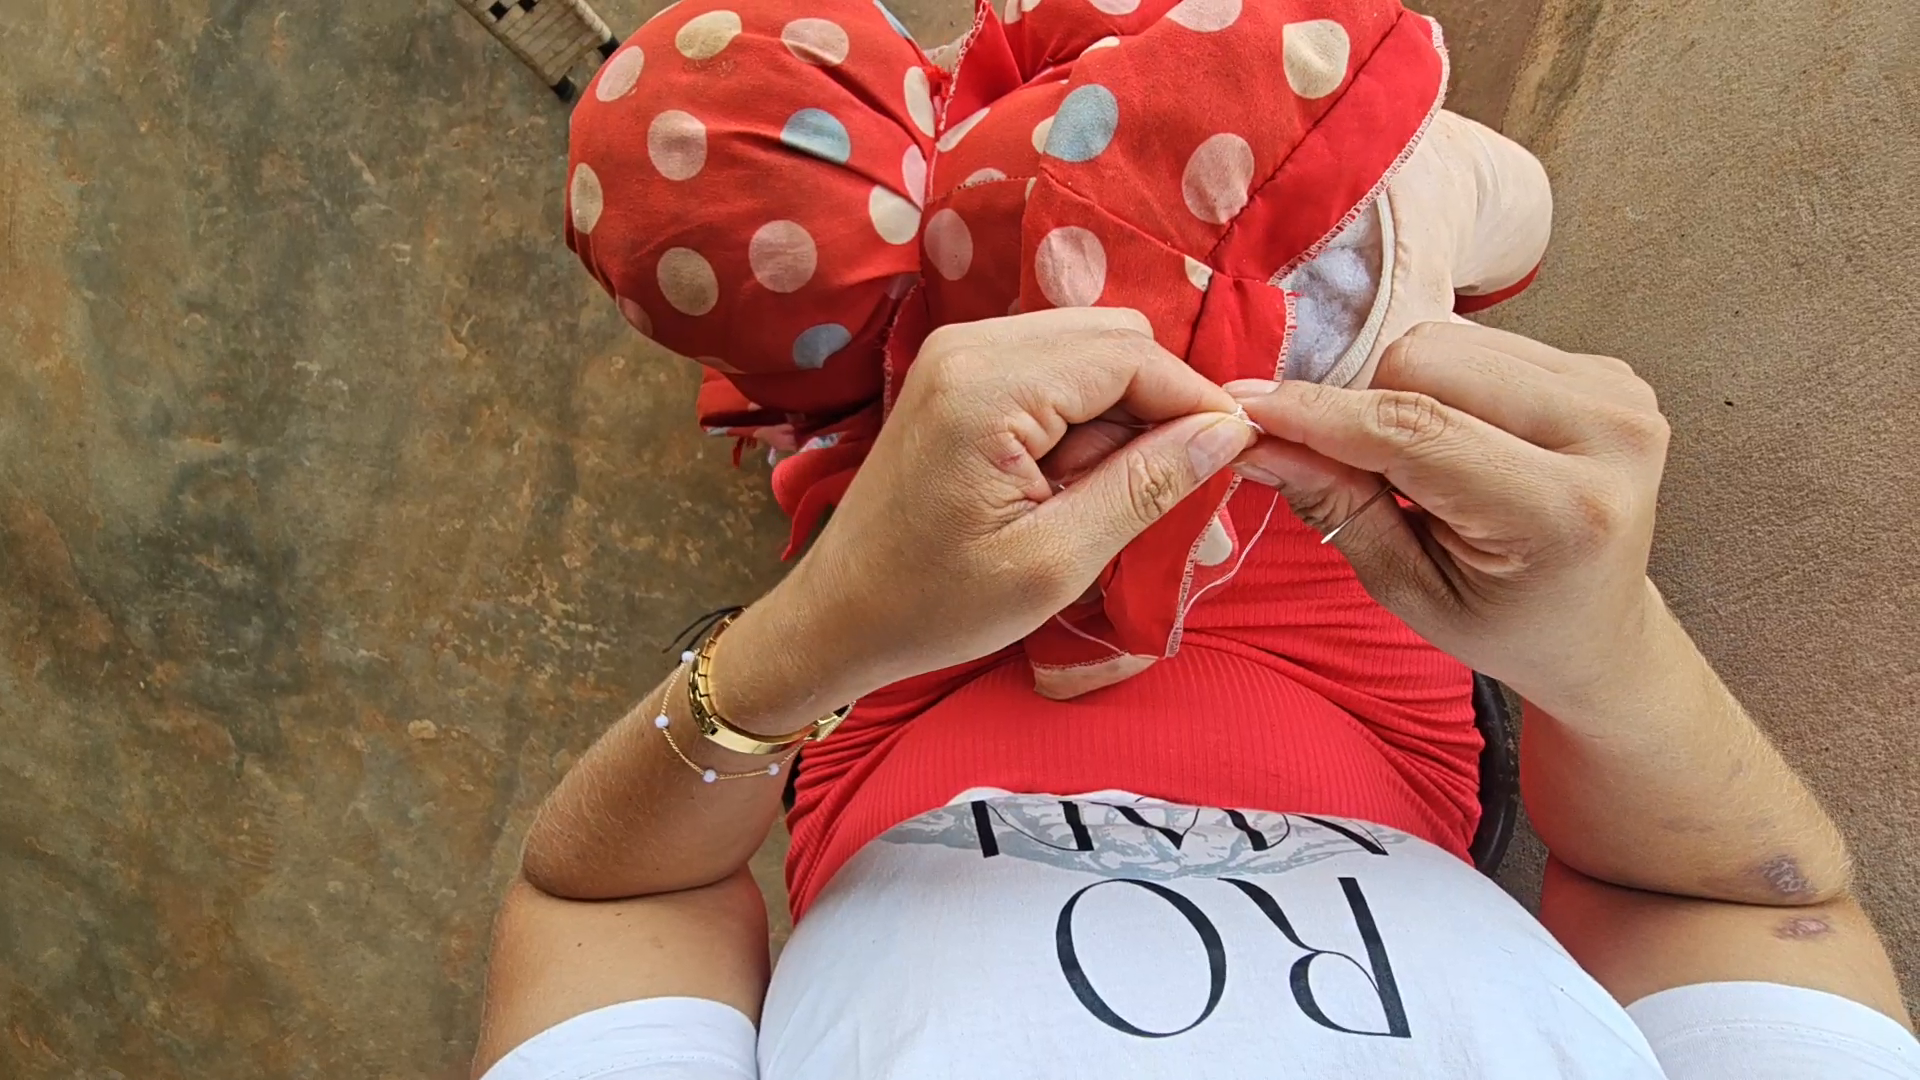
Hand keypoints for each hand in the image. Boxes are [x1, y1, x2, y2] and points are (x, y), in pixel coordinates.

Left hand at [716, 308, 1253, 730]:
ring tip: (1099, 499)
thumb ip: (1146, 485)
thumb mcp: (1055, 560)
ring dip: (1116, 420)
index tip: (1233, 460)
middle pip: (1112, 341)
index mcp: (988, 384)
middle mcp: (969, 344)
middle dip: (1154, 411)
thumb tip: (1226, 431)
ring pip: (1084, 355)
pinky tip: (1065, 482)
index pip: (1132, 355)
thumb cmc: (937, 604)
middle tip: (1154, 495)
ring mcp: (955, 354)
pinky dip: (1078, 422)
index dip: (1196, 402)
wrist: (841, 613)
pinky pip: (1047, 375)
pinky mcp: (953, 376)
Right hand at [1229, 321, 1670, 716]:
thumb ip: (1332, 504)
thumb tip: (1255, 444)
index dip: (1315, 414)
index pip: (1410, 430)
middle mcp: (1607, 432)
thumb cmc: (1492, 618)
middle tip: (1358, 465)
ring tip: (1411, 458)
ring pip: (1441, 339)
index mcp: (1559, 509)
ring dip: (1394, 392)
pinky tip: (1450, 435)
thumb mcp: (1398, 583)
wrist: (1590, 624)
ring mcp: (1616, 390)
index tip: (1244, 409)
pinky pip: (1472, 340)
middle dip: (1361, 406)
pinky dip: (1430, 383)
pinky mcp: (1606, 369)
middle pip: (1422, 359)